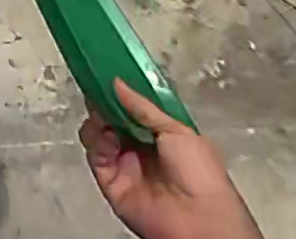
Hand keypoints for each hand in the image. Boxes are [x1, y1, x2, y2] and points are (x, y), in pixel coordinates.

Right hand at [78, 79, 262, 238]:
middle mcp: (139, 149)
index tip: (105, 73)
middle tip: (96, 87)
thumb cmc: (201, 175)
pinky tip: (106, 136)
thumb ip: (144, 107)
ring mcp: (123, 164)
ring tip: (102, 115)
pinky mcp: (109, 180)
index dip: (119, 93)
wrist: (201, 222)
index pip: (131, 109)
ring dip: (96, 119)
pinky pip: (94, 153)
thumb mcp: (178, 131)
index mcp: (159, 137)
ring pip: (96, 132)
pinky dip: (95, 141)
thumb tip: (116, 82)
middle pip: (110, 117)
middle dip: (102, 102)